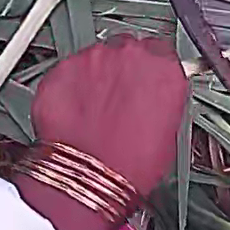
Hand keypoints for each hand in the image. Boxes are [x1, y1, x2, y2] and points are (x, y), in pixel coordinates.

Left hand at [15, 35, 187, 229]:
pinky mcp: (61, 69)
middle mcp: (129, 54)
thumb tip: (152, 102)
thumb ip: (162, 103)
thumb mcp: (168, 136)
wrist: (89, 179)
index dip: (149, 74)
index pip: (161, 54)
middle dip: (121, 73)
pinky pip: (67, 73)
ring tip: (92, 114)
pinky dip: (69, 89)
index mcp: (164, 69)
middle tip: (115, 103)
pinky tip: (73, 115)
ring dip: (94, 79)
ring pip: (95, 59)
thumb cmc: (130, 167)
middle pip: (126, 50)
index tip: (143, 86)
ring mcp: (92, 59)